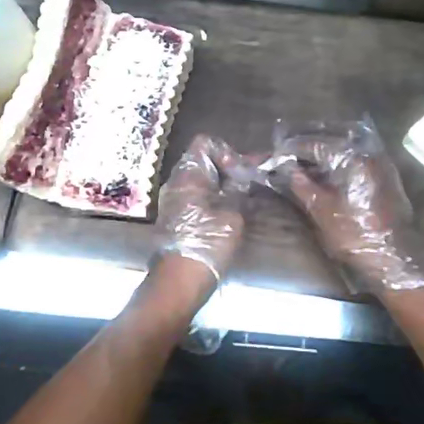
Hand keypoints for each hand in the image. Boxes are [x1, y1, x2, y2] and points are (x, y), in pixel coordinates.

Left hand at [155, 134, 255, 284]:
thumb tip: (243, 173)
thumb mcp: (232, 213)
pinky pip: (195, 195)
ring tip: (244, 195)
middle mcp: (176, 182)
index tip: (240, 169)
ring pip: (200, 180)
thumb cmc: (207, 242)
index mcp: (188, 174)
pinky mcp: (175, 215)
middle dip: (227, 168)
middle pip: (203, 161)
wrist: (180, 280)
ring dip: (221, 184)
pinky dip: (212, 197)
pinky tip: (230, 209)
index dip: (226, 150)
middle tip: (249, 180)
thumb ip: (237, 188)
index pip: (205, 143)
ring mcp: (173, 199)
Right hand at [269, 121, 423, 297]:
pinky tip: (323, 175)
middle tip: (286, 154)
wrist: (394, 260)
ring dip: (323, 156)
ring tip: (300, 165)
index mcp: (355, 159)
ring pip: (345, 152)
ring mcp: (381, 166)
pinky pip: (356, 163)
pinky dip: (338, 165)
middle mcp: (370, 155)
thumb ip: (303, 187)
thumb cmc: (356, 235)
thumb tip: (289, 171)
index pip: (318, 144)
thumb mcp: (323, 212)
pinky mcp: (385, 180)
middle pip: (332, 142)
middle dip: (307, 148)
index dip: (294, 148)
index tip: (277, 153)